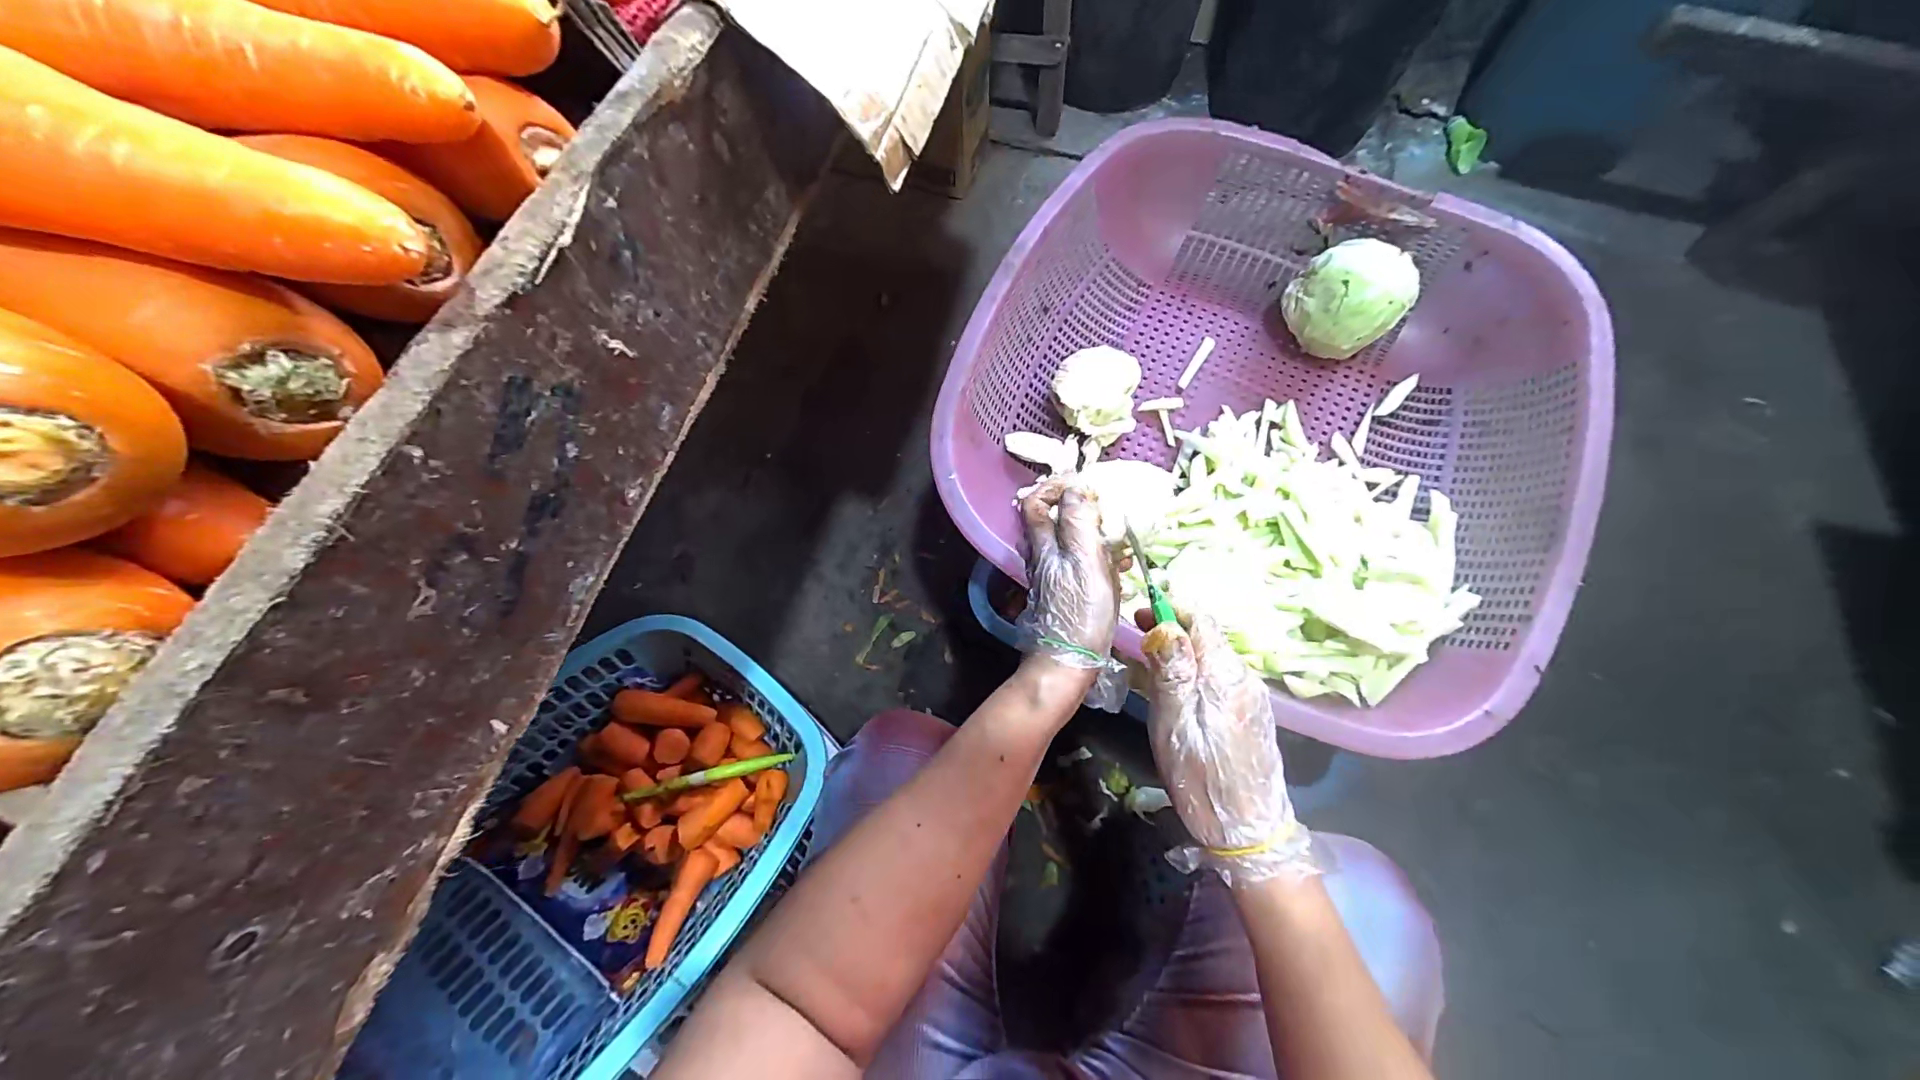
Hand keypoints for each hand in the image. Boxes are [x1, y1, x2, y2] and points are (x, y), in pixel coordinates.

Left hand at [1016, 478, 1124, 708]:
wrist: (1067, 663)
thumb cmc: (1079, 612)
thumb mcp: (1084, 561)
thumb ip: (1078, 522)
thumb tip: (1076, 488)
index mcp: (1043, 545)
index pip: (1034, 502)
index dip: (1054, 486)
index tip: (1083, 484)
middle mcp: (1042, 557)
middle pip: (1052, 520)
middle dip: (1078, 507)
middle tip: (1106, 506)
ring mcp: (1054, 577)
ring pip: (1070, 542)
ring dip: (1094, 533)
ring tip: (1120, 534)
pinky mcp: (1066, 594)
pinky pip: (1082, 565)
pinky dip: (1100, 558)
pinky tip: (1122, 566)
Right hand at [1139, 610, 1313, 885]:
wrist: (1248, 833)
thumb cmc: (1202, 777)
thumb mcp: (1175, 721)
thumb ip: (1172, 670)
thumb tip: (1165, 624)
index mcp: (1225, 675)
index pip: (1202, 620)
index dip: (1170, 610)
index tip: (1139, 615)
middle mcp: (1243, 679)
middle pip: (1206, 639)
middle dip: (1171, 631)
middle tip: (1135, 639)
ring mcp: (1249, 699)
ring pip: (1209, 661)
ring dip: (1179, 655)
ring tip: (1145, 665)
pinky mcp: (1248, 718)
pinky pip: (1216, 682)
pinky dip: (1191, 676)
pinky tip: (1172, 693)